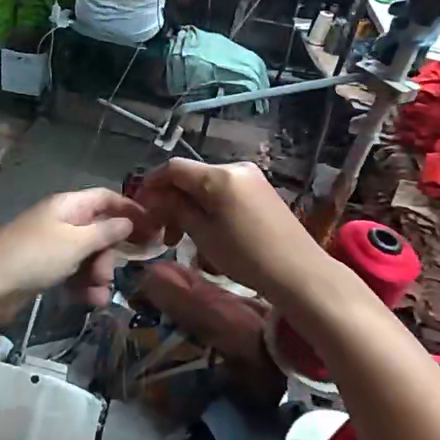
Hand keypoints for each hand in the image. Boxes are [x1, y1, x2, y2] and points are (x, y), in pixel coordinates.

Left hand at [0, 188, 141, 325]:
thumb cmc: (35, 256)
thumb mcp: (76, 243)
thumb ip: (105, 232)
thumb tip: (128, 220)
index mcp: (68, 204)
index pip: (106, 198)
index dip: (130, 210)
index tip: (154, 228)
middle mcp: (61, 220)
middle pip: (99, 230)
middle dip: (109, 254)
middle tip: (109, 275)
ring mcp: (51, 244)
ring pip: (87, 254)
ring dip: (98, 274)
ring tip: (98, 294)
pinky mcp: (43, 267)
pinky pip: (73, 271)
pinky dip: (83, 284)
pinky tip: (88, 300)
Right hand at [134, 159, 338, 306]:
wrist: (299, 272)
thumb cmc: (246, 255)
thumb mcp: (203, 234)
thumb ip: (176, 209)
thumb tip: (155, 197)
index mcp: (218, 175)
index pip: (173, 168)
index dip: (152, 184)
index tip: (140, 206)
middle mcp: (235, 167)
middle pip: (191, 176)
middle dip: (171, 200)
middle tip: (162, 231)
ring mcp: (251, 177)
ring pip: (207, 185)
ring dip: (190, 206)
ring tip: (182, 237)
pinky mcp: (261, 189)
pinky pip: (224, 191)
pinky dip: (209, 207)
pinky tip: (207, 231)